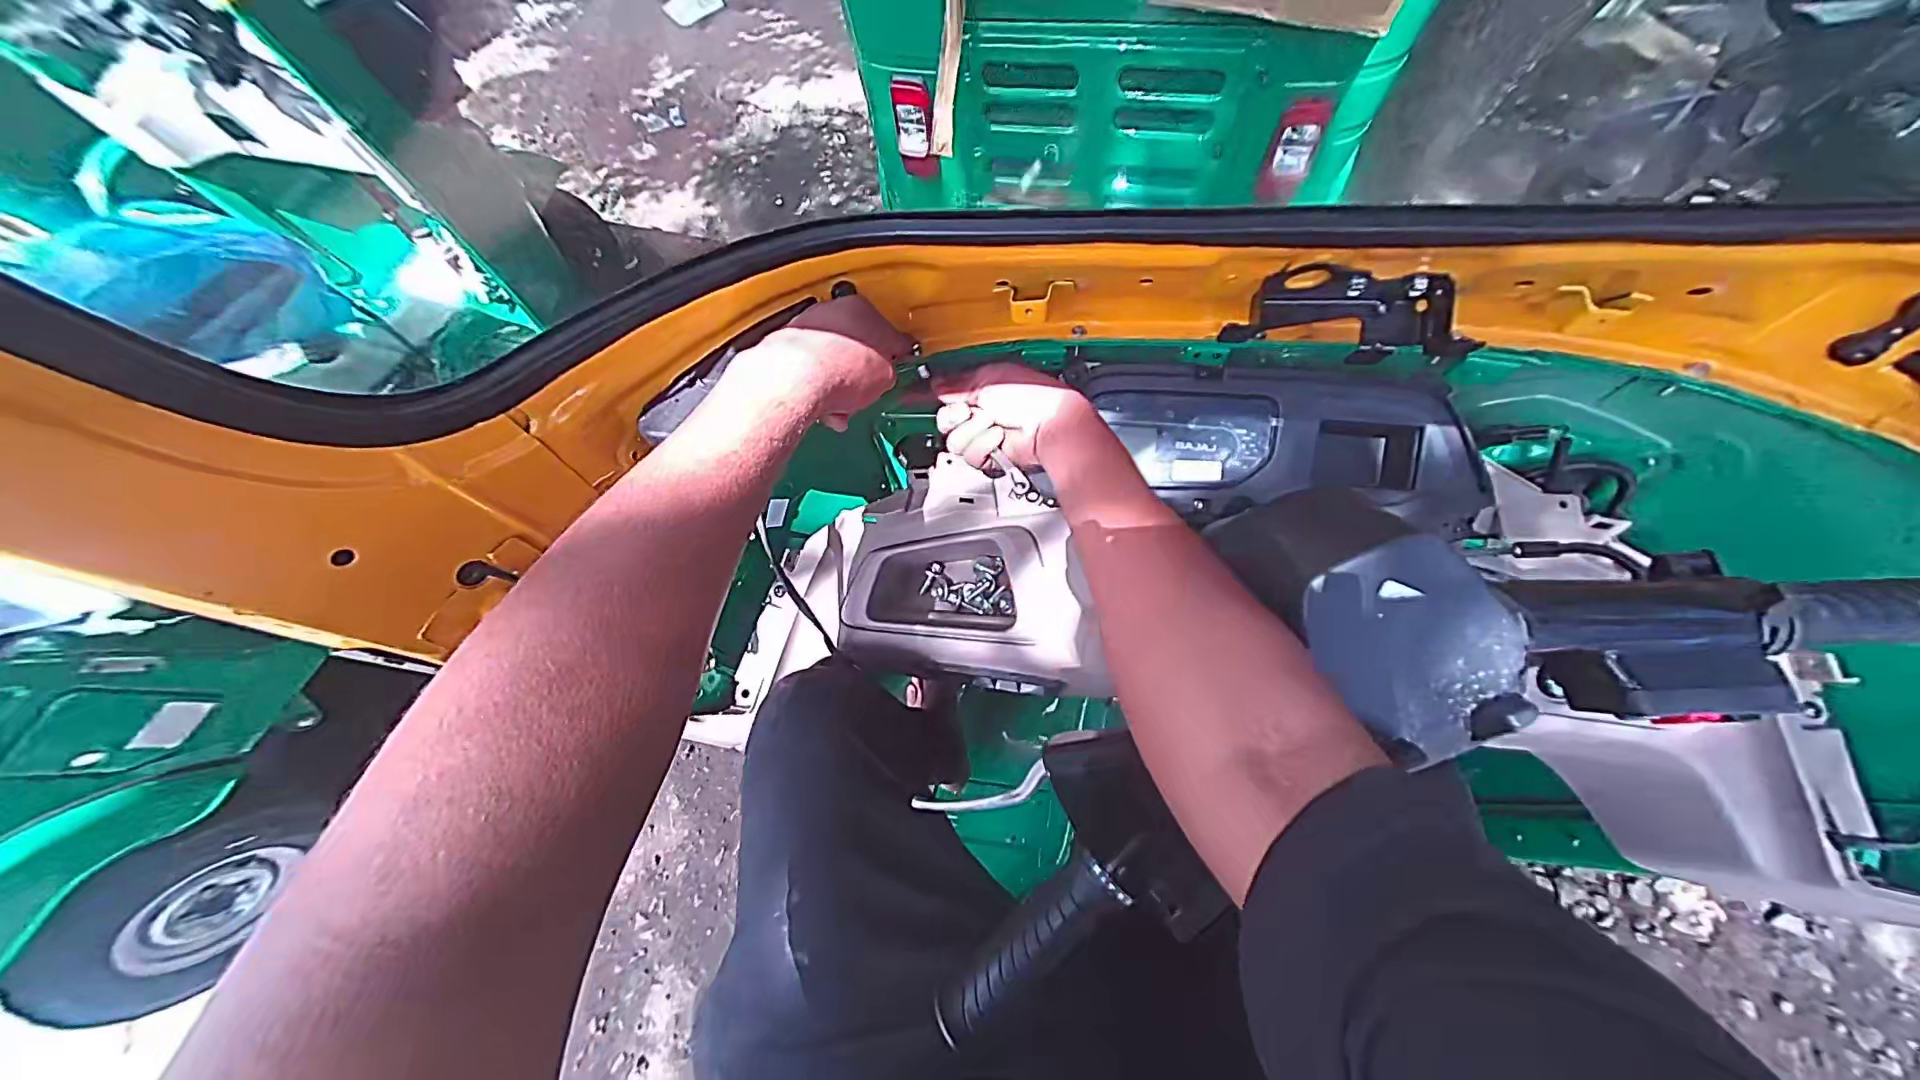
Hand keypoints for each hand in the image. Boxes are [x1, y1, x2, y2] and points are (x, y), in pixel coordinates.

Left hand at [733, 295, 912, 430]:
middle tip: (868, 390)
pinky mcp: (784, 347)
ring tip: (842, 406)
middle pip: (855, 343)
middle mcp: (832, 310)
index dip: (895, 354)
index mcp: (863, 309)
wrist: (796, 381)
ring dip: (837, 382)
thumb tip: (884, 379)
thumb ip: (887, 372)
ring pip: (830, 357)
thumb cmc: (838, 370)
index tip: (897, 366)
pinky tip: (822, 406)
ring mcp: (806, 326)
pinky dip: (815, 386)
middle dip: (861, 369)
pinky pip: (809, 369)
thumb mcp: (885, 377)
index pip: (888, 332)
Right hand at [933, 363, 1099, 471]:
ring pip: (955, 441)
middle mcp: (981, 413)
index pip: (945, 393)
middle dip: (955, 416)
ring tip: (993, 424)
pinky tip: (999, 439)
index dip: (930, 395)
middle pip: (944, 420)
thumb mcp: (988, 379)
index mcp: (981, 389)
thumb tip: (935, 385)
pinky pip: (970, 456)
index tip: (912, 396)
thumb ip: (956, 384)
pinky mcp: (990, 457)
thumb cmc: (1031, 396)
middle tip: (970, 411)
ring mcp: (985, 436)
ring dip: (974, 431)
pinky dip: (984, 446)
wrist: (1049, 424)